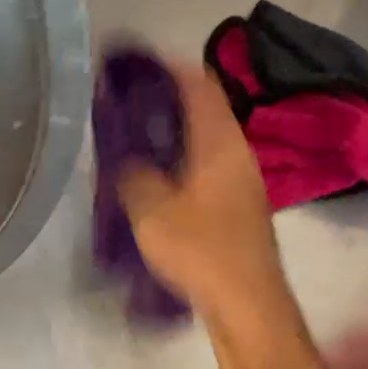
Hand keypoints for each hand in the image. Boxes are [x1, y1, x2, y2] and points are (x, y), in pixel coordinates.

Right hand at [116, 60, 281, 314]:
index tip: (132, 66)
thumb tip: (121, 154)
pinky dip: (177, 163)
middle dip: (162, 102)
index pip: (197, 83)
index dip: (166, 67)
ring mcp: (239, 180)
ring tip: (130, 142)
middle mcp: (236, 152)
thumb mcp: (152, 211)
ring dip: (169, 136)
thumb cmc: (202, 250)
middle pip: (201, 110)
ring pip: (201, 141)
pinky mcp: (235, 207)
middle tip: (122, 106)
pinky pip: (202, 168)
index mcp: (220, 141)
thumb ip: (132, 175)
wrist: (246, 302)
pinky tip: (151, 181)